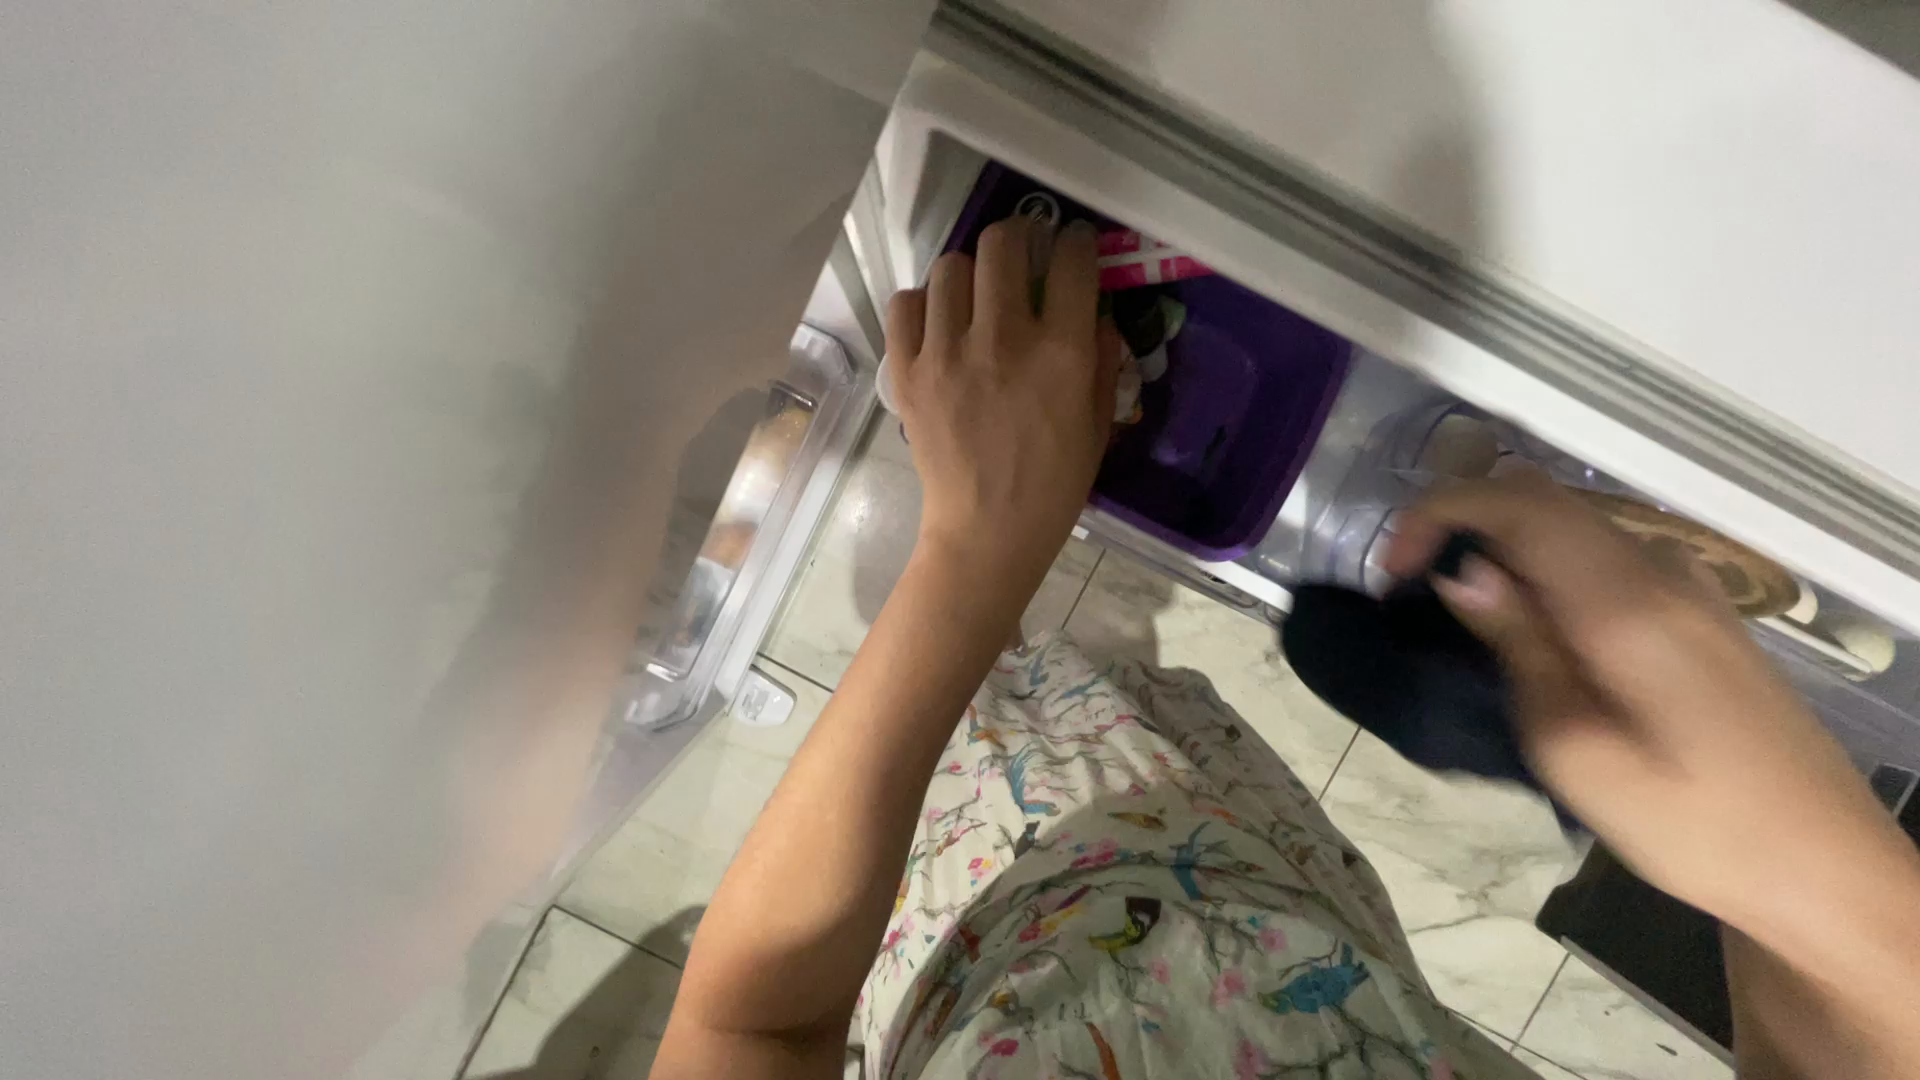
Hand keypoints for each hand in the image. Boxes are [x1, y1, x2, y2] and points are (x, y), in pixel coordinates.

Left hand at [886, 217, 1119, 588]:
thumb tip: (1092, 311)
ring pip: (950, 267)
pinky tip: (938, 326)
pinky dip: (922, 305)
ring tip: (975, 300)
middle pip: (1003, 243)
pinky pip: (904, 305)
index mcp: (1061, 354)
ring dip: (970, 275)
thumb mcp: (1099, 424)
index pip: (1071, 260)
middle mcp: (1002, 340)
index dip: (1074, 243)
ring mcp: (946, 354)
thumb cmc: (1053, 485)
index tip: (1069, 249)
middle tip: (1021, 260)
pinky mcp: (907, 373)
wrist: (987, 531)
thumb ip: (1102, 359)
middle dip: (1019, 238)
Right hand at [1385, 472, 1915, 927]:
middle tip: (1407, 584)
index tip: (1392, 567)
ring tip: (1452, 607)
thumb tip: (1461, 571)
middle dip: (1455, 522)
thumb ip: (1517, 643)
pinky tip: (1516, 618)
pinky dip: (1530, 561)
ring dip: (1490, 543)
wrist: (1824, 871)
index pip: (1520, 504)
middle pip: (1539, 499)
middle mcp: (1661, 573)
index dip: (1439, 512)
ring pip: (1563, 521)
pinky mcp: (1689, 607)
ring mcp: (1683, 585)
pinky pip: (1591, 552)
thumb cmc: (1688, 822)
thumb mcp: (1572, 744)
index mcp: (1629, 605)